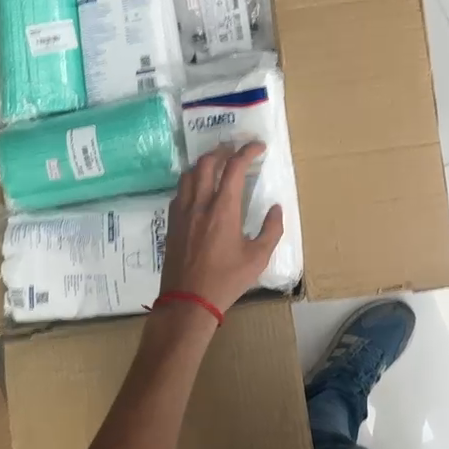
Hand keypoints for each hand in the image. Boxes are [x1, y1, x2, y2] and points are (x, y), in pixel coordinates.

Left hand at [161, 143, 284, 313]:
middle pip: (207, 163)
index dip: (247, 151)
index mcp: (224, 209)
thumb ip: (271, 230)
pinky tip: (198, 190)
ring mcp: (182, 212)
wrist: (188, 301)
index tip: (258, 147)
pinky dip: (191, 182)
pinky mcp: (172, 223)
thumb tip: (276, 209)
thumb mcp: (258, 258)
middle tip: (235, 150)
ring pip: (189, 174)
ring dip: (204, 164)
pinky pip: (179, 192)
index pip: (235, 167)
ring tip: (216, 164)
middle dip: (223, 151)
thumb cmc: (226, 280)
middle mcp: (200, 204)